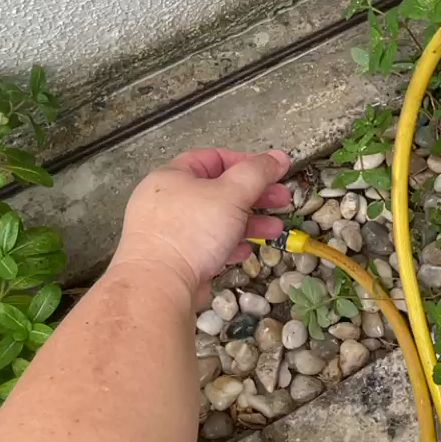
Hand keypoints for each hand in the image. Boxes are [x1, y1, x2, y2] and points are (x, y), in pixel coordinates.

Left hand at [109, 148, 291, 302]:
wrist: (160, 284)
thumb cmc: (191, 231)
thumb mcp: (232, 193)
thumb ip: (258, 173)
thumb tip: (279, 157)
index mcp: (173, 176)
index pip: (213, 158)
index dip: (246, 162)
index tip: (271, 172)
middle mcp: (168, 201)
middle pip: (219, 190)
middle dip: (255, 196)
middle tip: (280, 200)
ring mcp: (170, 231)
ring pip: (217, 220)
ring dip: (249, 223)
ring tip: (274, 229)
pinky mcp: (176, 257)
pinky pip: (207, 244)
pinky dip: (229, 244)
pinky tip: (245, 251)